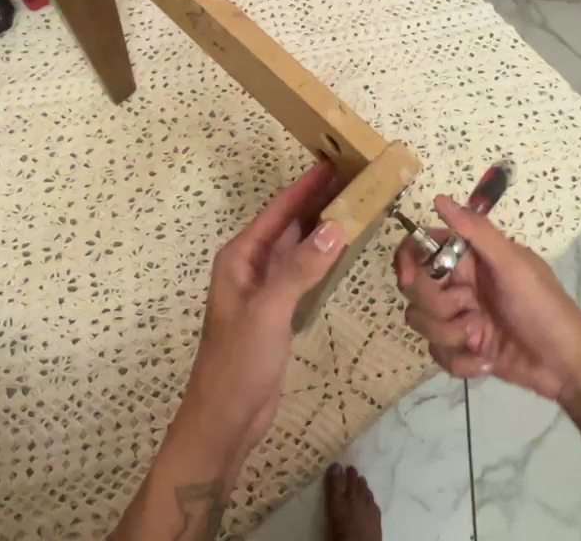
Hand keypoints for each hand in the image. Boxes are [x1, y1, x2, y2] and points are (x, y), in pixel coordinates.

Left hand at [175, 160, 347, 465]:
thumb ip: (300, 268)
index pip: (277, 212)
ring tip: (354, 207)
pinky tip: (342, 253)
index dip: (304, 187)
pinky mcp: (278, 311)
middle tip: (353, 180)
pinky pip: (302, 274)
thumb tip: (334, 227)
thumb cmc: (239, 360)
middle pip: (288, 225)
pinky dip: (322, 260)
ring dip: (321, 230)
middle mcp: (250, 266)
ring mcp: (264, 289)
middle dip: (316, 202)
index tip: (332, 163)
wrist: (226, 417)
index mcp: (240, 257)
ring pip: (297, 249)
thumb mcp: (269, 310)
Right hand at [395, 195, 580, 401]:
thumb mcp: (515, 266)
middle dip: (436, 305)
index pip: (420, 248)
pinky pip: (438, 354)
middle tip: (468, 310)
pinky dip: (461, 362)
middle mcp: (458, 285)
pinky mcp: (462, 350)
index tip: (409, 278)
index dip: (406, 260)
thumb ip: (477, 233)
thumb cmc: (545, 308)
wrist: (569, 367)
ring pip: (421, 322)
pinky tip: (486, 361)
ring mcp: (458, 319)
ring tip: (480, 338)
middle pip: (414, 288)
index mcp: (469, 259)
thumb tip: (440, 199)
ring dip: (449, 335)